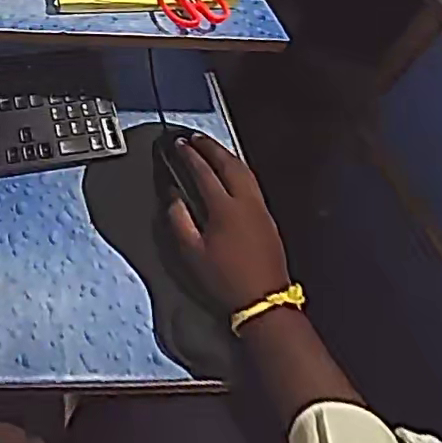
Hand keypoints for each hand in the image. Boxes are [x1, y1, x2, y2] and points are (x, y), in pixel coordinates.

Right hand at [166, 134, 290, 312]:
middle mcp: (245, 203)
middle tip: (195, 138)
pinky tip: (231, 170)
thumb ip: (178, 219)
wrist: (265, 304)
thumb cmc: (224, 278)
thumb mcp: (191, 252)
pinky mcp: (268, 218)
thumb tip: (173, 194)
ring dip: (226, 155)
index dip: (189, 155)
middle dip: (210, 147)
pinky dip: (238, 168)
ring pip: (245, 171)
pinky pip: (252, 182)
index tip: (179, 144)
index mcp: (224, 208)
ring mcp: (260, 209)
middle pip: (228, 164)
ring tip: (212, 148)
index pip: (204, 172)